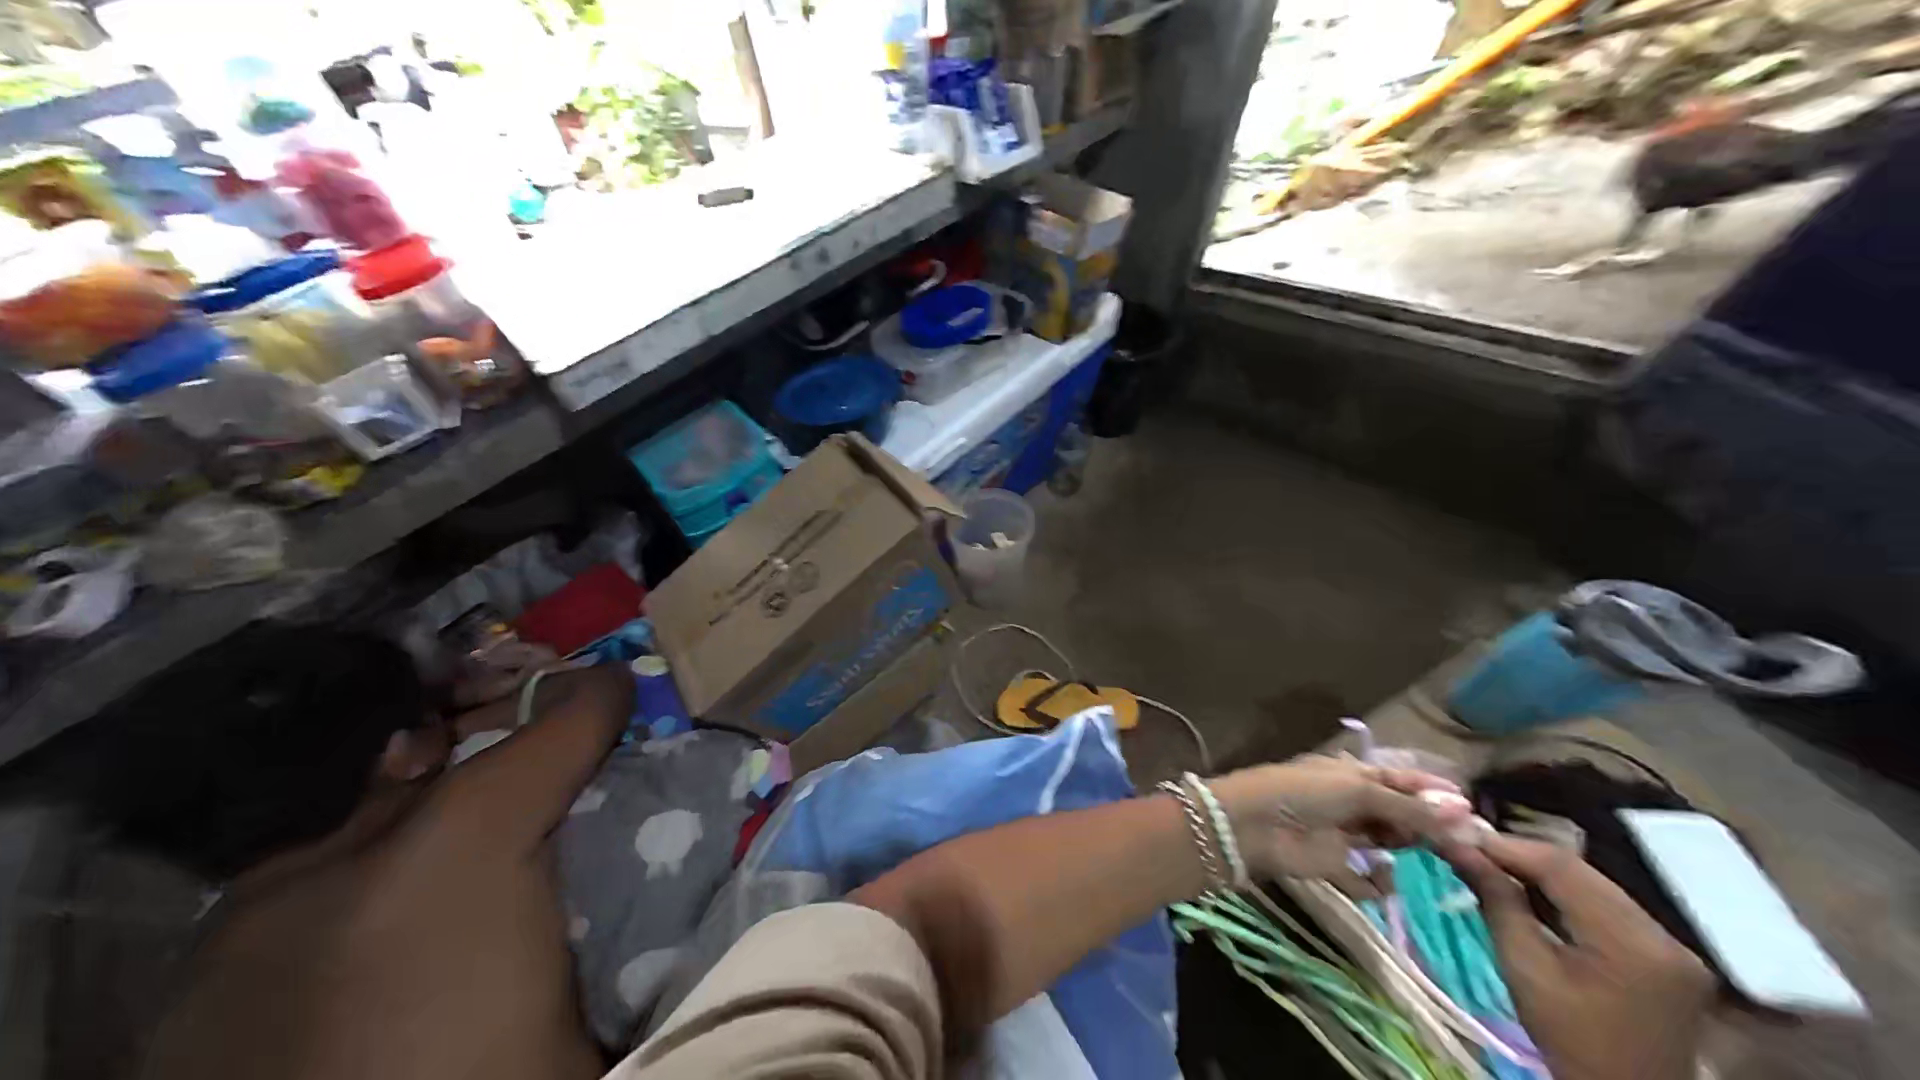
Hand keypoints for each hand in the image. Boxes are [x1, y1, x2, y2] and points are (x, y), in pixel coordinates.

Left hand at [1209, 755, 1469, 894]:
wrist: (1250, 826)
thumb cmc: (1301, 794)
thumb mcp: (1357, 791)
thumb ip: (1408, 806)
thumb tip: (1464, 813)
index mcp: (1350, 773)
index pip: (1400, 780)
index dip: (1432, 793)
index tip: (1471, 808)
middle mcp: (1349, 801)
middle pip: (1398, 813)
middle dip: (1427, 826)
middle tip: (1467, 843)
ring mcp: (1341, 834)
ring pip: (1386, 844)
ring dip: (1405, 850)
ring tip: (1437, 860)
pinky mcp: (1332, 866)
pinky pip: (1363, 879)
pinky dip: (1374, 885)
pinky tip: (1383, 882)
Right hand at [1445, 834, 1713, 1079]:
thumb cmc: (1570, 1039)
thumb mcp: (1524, 969)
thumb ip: (1496, 900)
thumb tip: (1457, 846)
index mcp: (1633, 942)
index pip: (1562, 867)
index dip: (1506, 845)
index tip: (1457, 837)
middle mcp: (1663, 935)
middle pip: (1580, 871)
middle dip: (1520, 855)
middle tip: (1468, 848)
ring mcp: (1671, 945)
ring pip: (1592, 883)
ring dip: (1539, 871)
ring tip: (1489, 866)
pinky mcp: (1666, 955)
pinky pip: (1606, 905)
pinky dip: (1563, 893)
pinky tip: (1529, 893)